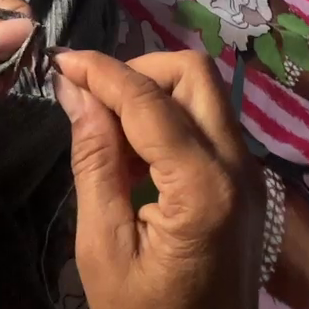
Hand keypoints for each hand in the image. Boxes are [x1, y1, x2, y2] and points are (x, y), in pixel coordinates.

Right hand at [56, 49, 261, 308]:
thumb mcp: (102, 248)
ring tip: (109, 130)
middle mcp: (238, 167)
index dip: (100, 71)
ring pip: (203, 92)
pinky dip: (168, 116)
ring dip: (153, 91)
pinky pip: (207, 122)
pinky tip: (135, 153)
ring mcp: (249, 175)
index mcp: (203, 188)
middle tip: (94, 97)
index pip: (147, 99)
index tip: (59, 59)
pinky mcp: (246, 185)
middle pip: (192, 74)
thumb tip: (75, 89)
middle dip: (138, 70)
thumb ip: (94, 159)